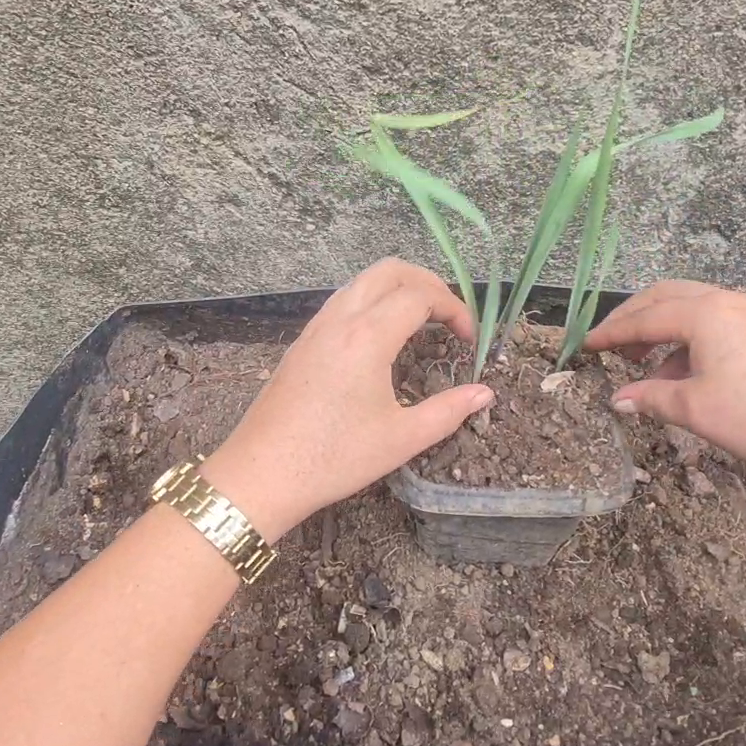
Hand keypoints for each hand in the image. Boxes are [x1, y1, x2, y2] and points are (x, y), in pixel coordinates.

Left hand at [198, 259, 495, 542]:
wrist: (260, 475)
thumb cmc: (333, 459)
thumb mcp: (400, 439)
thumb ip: (449, 411)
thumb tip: (484, 392)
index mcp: (367, 336)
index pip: (420, 296)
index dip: (454, 309)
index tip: (468, 340)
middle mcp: (340, 319)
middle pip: (390, 270)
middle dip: (428, 283)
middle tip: (449, 317)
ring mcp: (316, 327)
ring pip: (362, 281)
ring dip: (397, 288)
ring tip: (421, 322)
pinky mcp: (302, 341)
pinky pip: (343, 300)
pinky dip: (372, 301)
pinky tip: (382, 337)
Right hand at [583, 282, 745, 494]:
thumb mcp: (696, 410)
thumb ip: (650, 399)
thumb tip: (617, 400)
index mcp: (705, 312)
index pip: (644, 317)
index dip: (609, 332)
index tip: (583, 345)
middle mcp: (728, 301)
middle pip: (666, 297)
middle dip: (633, 319)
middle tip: (609, 345)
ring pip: (692, 309)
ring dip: (662, 331)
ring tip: (642, 366)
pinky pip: (716, 325)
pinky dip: (689, 342)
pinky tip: (682, 375)